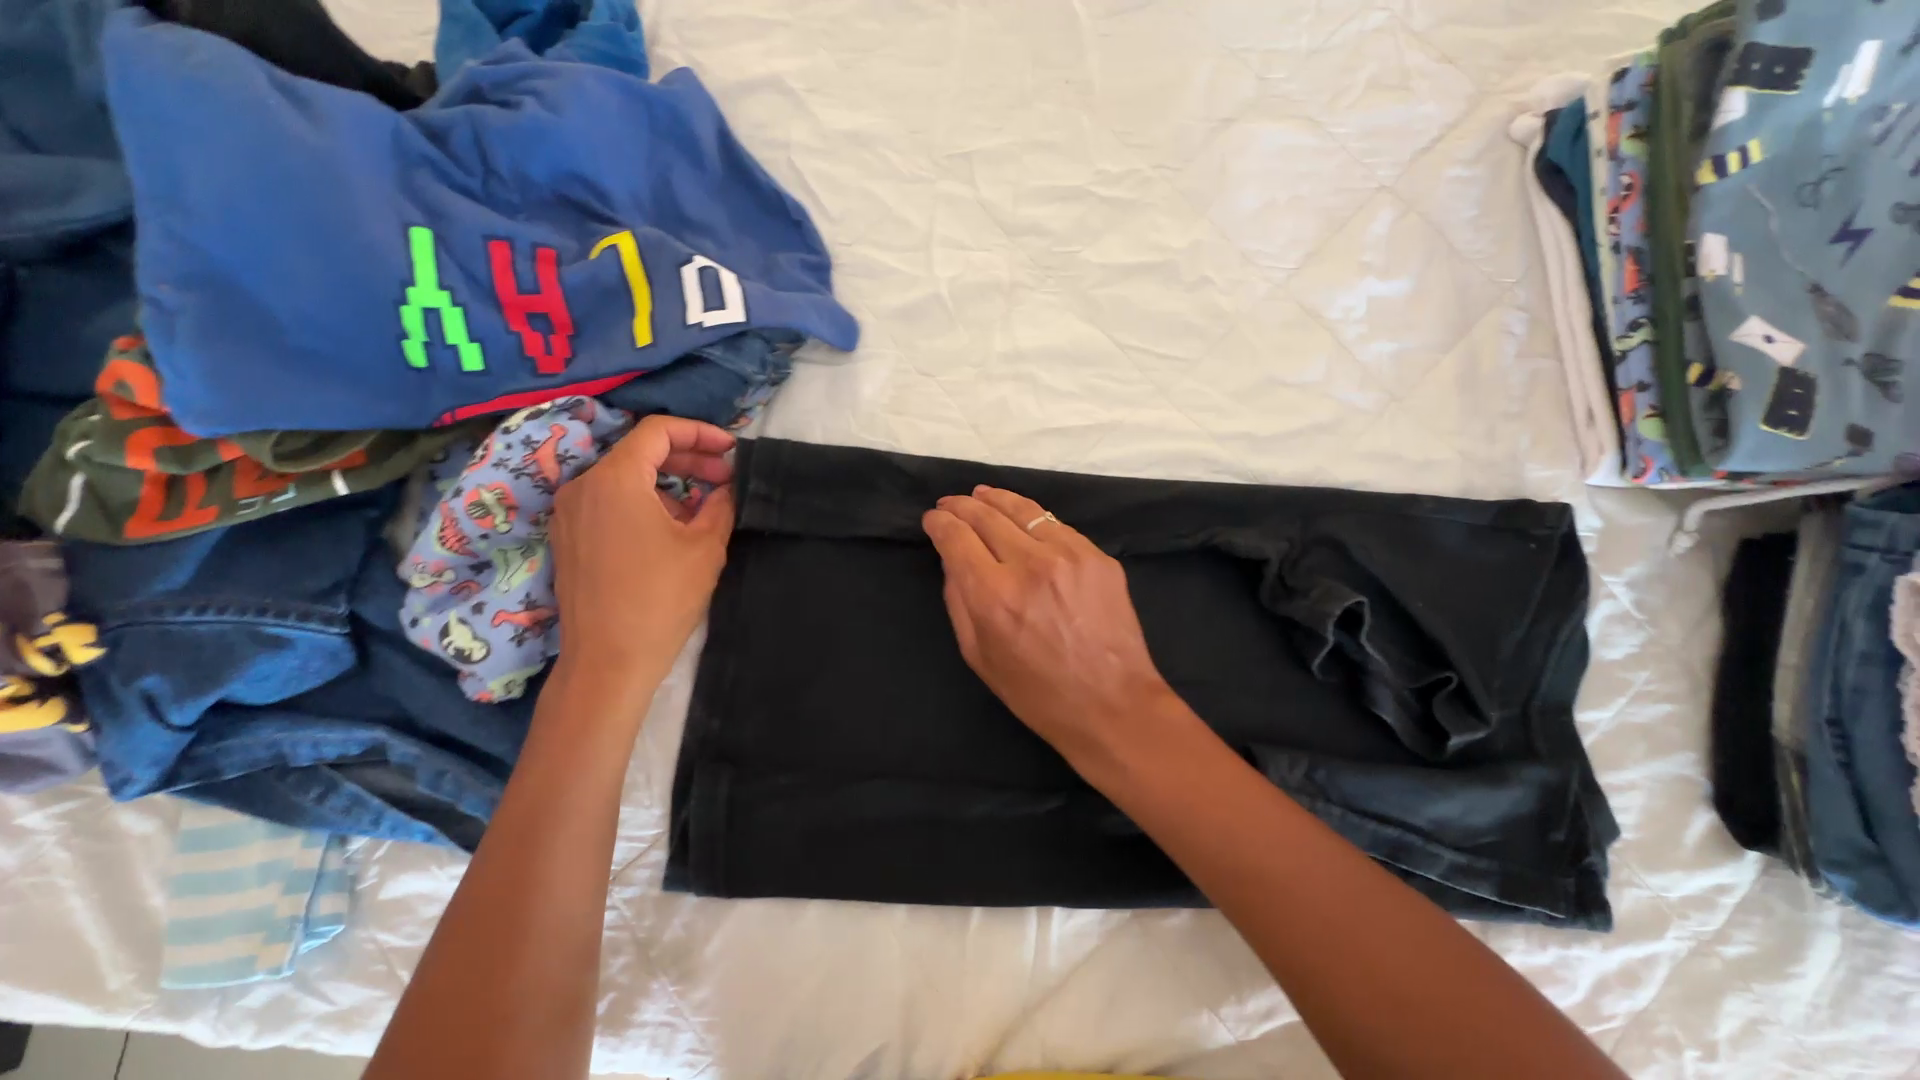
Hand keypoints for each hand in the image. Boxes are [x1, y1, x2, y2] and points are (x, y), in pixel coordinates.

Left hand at [548, 415, 735, 692]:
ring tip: (703, 510)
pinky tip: (671, 530)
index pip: (658, 431)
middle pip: (639, 453)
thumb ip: (721, 504)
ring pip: (624, 479)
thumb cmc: (660, 599)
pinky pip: (608, 504)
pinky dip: (642, 504)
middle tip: (725, 479)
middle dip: (687, 459)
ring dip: (667, 485)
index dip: (700, 433)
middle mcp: (583, 486)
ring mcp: (569, 514)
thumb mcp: (705, 547)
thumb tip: (726, 486)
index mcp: (615, 478)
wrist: (608, 662)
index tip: (732, 450)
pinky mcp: (567, 540)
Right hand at [921, 485, 1182, 766]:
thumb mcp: (979, 656)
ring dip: (996, 499)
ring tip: (981, 494)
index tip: (932, 519)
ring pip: (1025, 511)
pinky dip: (1032, 518)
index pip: (956, 538)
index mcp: (994, 596)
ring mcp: (1070, 556)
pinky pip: (1057, 526)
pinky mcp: (1099, 558)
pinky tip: (1022, 518)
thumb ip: (958, 601)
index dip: (939, 523)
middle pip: (986, 516)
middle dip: (962, 506)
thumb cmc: (1037, 693)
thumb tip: (952, 560)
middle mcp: (1030, 565)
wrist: (1112, 705)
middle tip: (950, 503)